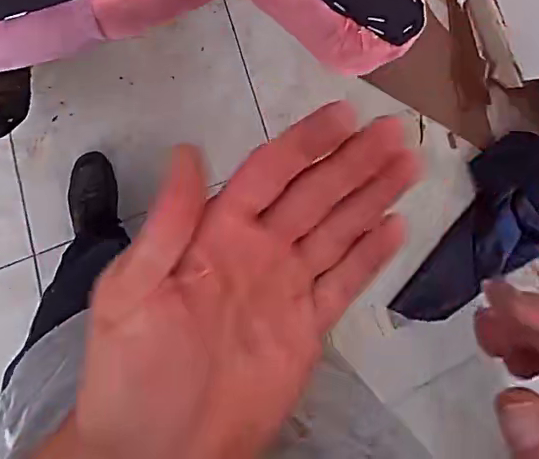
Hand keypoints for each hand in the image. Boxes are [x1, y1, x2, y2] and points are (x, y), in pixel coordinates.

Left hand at [57, 101, 419, 458]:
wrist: (152, 458)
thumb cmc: (130, 371)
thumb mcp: (131, 293)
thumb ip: (166, 224)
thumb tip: (186, 150)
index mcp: (221, 229)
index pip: (272, 171)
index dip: (308, 141)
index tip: (345, 114)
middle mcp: (262, 247)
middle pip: (317, 192)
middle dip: (356, 159)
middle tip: (393, 130)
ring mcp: (288, 286)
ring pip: (340, 228)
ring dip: (374, 194)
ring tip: (408, 163)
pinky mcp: (307, 328)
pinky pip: (345, 283)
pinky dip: (372, 256)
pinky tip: (396, 226)